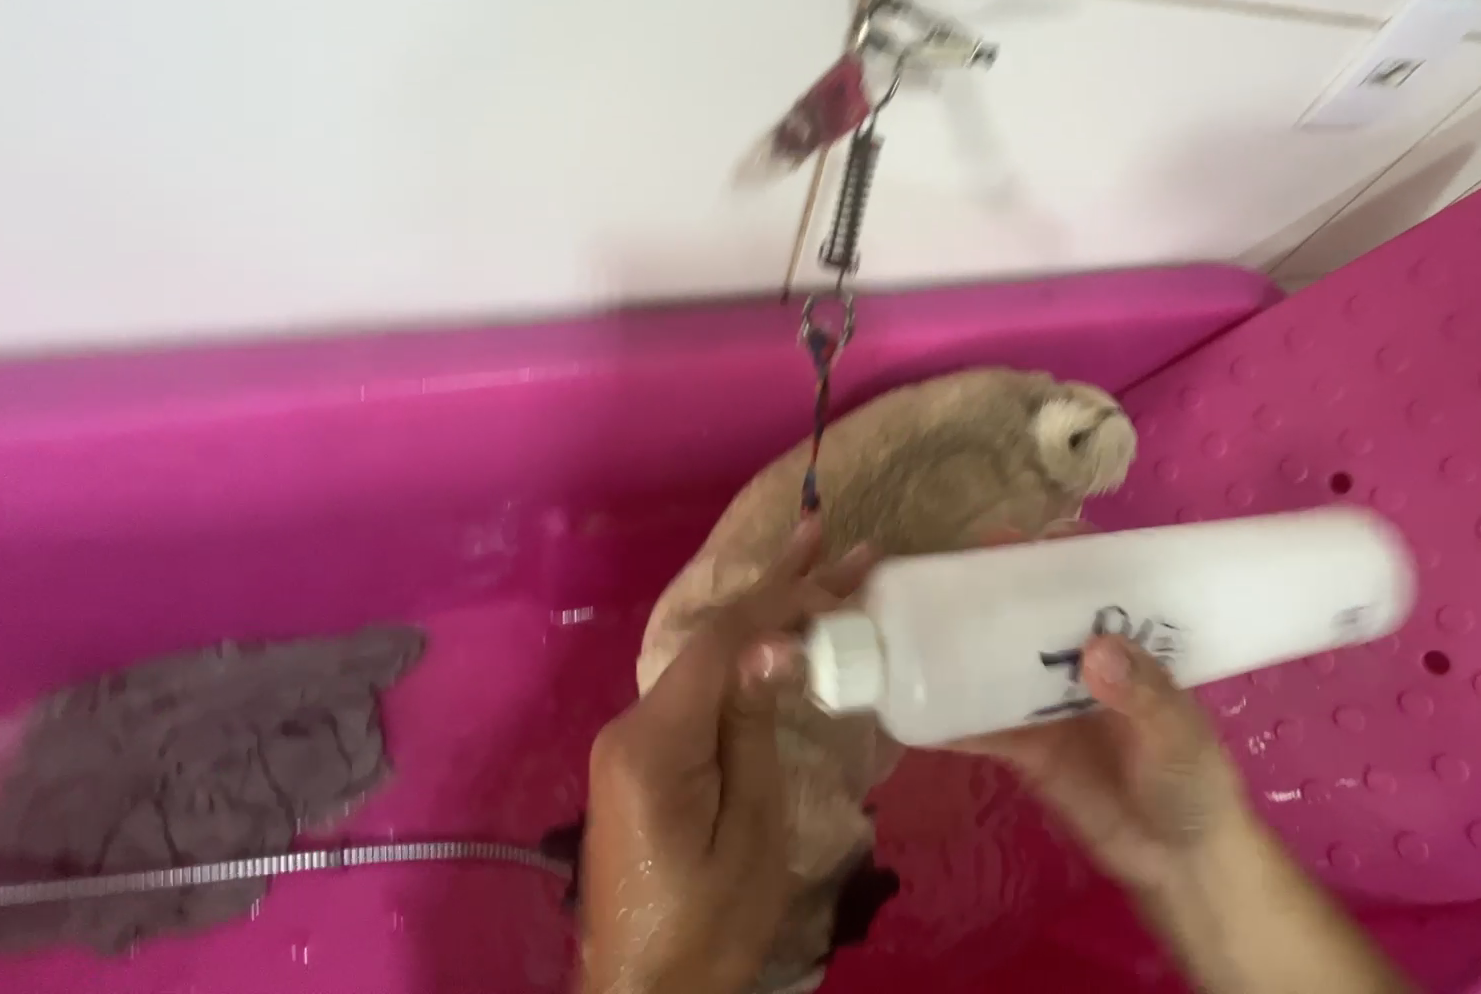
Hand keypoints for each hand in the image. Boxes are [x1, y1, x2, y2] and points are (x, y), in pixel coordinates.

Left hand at [578, 519, 874, 993]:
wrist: (646, 991)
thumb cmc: (711, 922)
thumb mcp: (751, 830)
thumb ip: (753, 729)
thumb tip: (774, 644)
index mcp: (655, 742)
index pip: (725, 641)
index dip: (786, 600)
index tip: (845, 573)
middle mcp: (635, 722)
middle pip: (714, 634)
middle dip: (777, 584)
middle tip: (826, 532)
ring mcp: (638, 735)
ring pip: (708, 653)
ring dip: (764, 607)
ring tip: (810, 557)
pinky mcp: (650, 751)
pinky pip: (703, 683)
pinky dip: (746, 648)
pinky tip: (773, 627)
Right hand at [957, 526, 1253, 894]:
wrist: (1179, 863)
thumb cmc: (1194, 782)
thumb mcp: (1179, 733)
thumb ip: (1145, 694)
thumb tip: (1096, 650)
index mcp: (1124, 645)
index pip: (1093, 585)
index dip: (1064, 555)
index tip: (1035, 538)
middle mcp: (1079, 665)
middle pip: (1034, 613)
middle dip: (999, 584)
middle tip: (962, 563)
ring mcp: (1047, 705)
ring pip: (1000, 660)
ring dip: (965, 638)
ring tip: (922, 614)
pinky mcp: (1026, 748)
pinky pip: (982, 727)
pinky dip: (949, 718)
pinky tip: (914, 706)